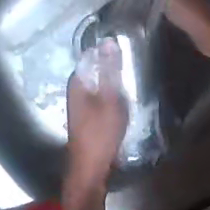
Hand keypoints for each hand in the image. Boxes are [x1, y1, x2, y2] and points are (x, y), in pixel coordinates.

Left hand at [66, 40, 129, 187]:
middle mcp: (75, 90)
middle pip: (95, 70)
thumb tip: (108, 40)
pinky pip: (101, 97)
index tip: (126, 48)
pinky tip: (125, 100)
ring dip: (114, 83)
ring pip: (99, 85)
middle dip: (112, 67)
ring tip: (132, 80)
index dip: (108, 50)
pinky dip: (112, 96)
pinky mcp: (88, 116)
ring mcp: (80, 105)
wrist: (90, 168)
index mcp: (77, 82)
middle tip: (133, 65)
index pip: (91, 55)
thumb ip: (109, 70)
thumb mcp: (110, 98)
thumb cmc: (100, 132)